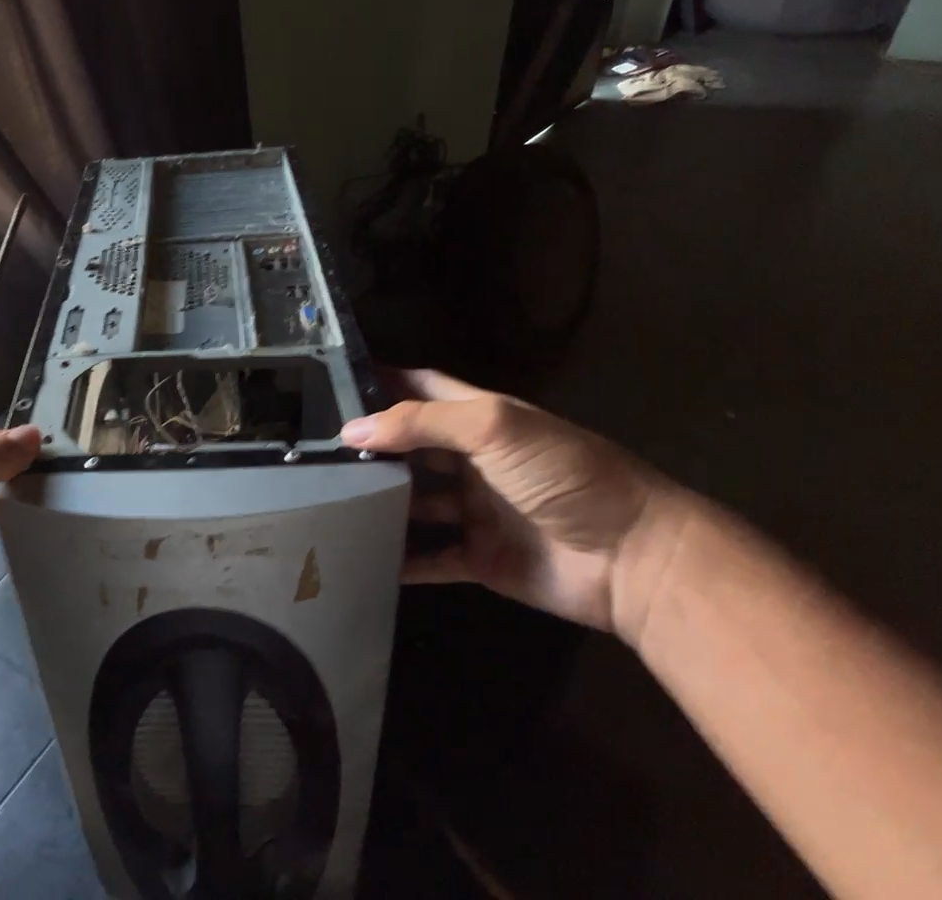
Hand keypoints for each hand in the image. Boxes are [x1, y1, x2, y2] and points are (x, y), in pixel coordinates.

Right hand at [339, 370, 688, 641]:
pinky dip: (398, 559)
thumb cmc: (565, 475)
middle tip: (310, 450)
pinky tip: (358, 555)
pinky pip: (428, 558)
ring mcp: (475, 511)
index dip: (383, 381)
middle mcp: (474, 461)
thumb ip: (422, 423)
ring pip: (413, 502)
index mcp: (482, 419)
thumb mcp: (495, 429)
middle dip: (370, 445)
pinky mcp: (478, 558)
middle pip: (411, 447)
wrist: (631, 558)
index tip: (330, 381)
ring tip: (321, 500)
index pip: (423, 388)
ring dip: (377, 501)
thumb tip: (352, 429)